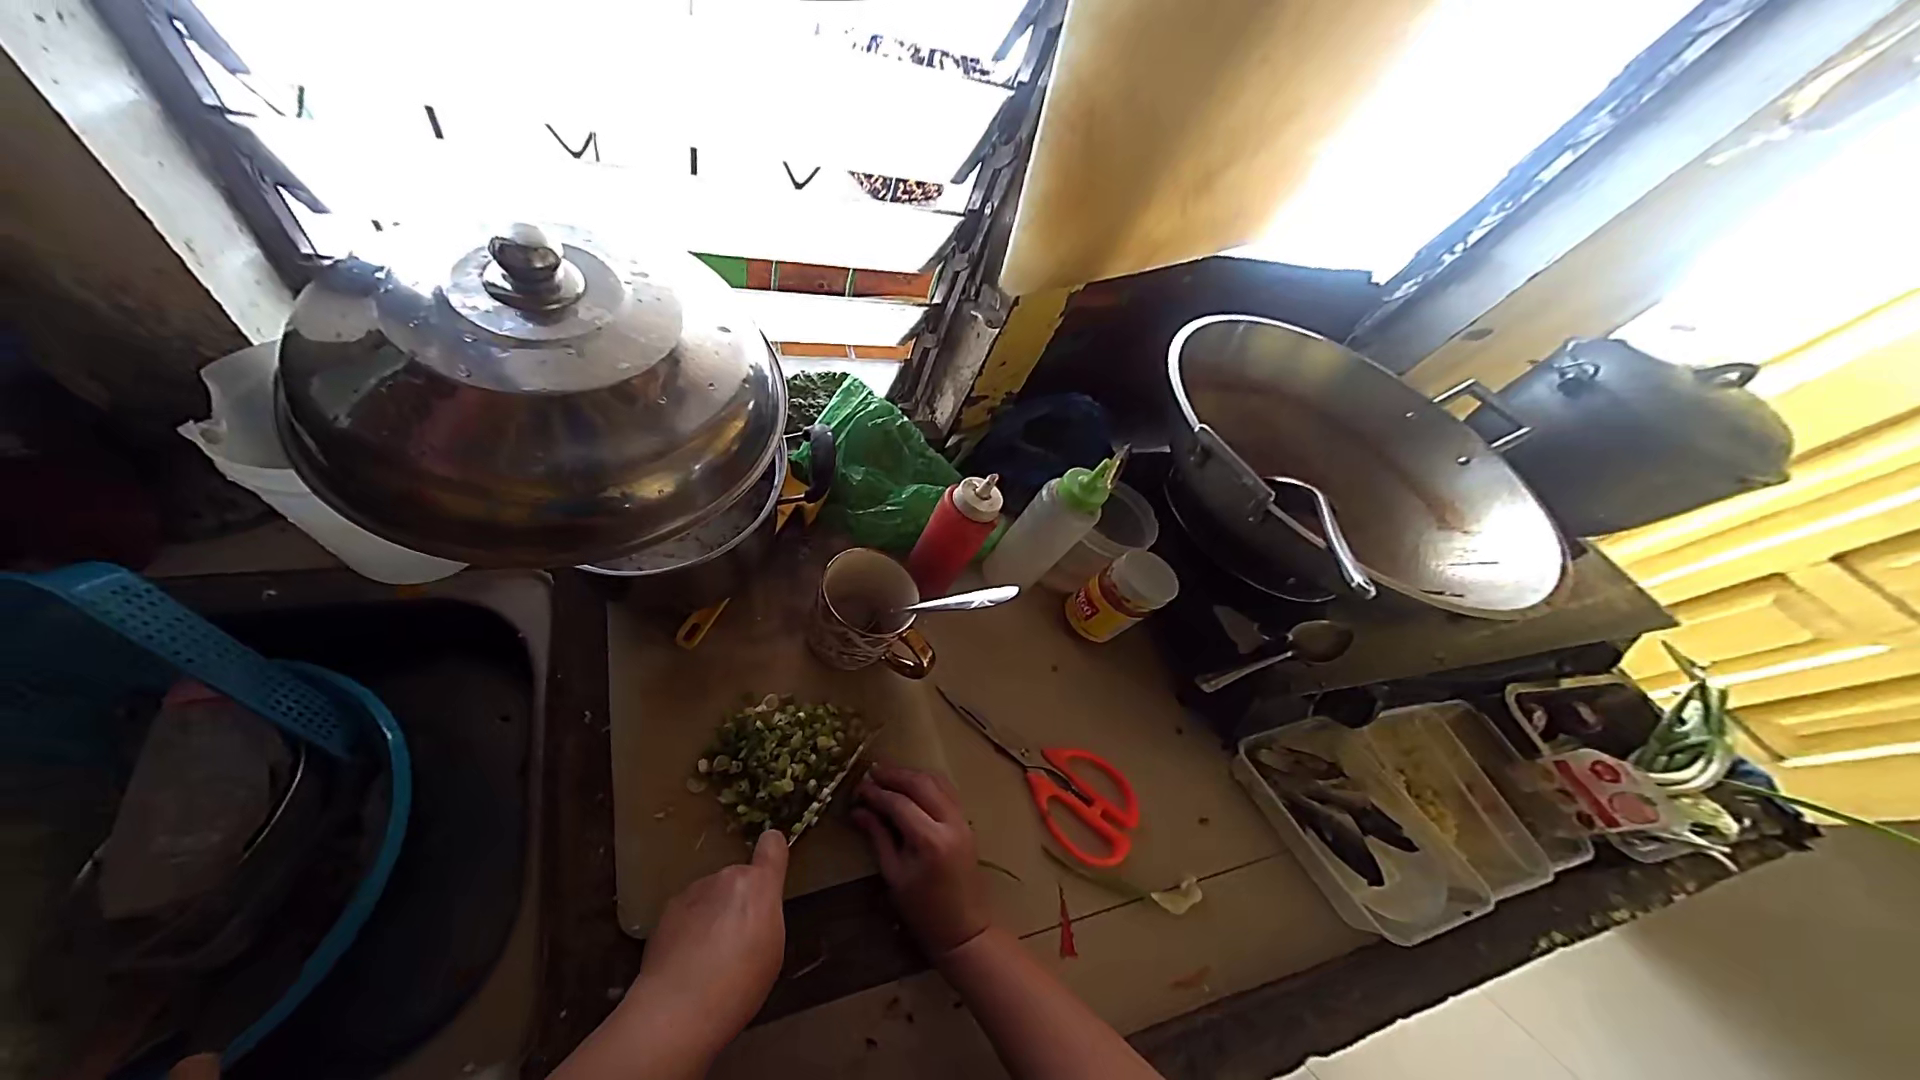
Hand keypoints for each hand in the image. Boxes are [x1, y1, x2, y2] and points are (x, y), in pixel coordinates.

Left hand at [632, 829, 789, 1049]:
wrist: (676, 1011)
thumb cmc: (739, 985)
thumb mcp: (772, 949)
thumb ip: (767, 914)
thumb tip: (755, 909)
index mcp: (759, 885)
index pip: (772, 845)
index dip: (772, 852)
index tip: (771, 864)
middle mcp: (726, 877)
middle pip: (738, 879)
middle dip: (738, 901)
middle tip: (735, 941)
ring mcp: (693, 891)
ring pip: (711, 895)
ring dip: (712, 913)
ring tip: (705, 957)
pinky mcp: (666, 911)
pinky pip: (688, 911)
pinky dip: (689, 926)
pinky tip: (684, 961)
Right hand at [851, 763, 989, 955]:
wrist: (964, 928)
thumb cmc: (923, 910)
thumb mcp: (894, 875)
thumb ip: (878, 837)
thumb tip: (858, 810)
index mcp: (930, 840)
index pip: (900, 804)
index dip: (877, 793)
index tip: (859, 788)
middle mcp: (950, 823)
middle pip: (921, 784)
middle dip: (895, 775)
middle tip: (871, 772)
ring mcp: (963, 820)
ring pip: (937, 782)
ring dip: (912, 774)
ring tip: (888, 774)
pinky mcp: (967, 822)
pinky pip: (947, 790)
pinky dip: (928, 782)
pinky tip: (911, 784)